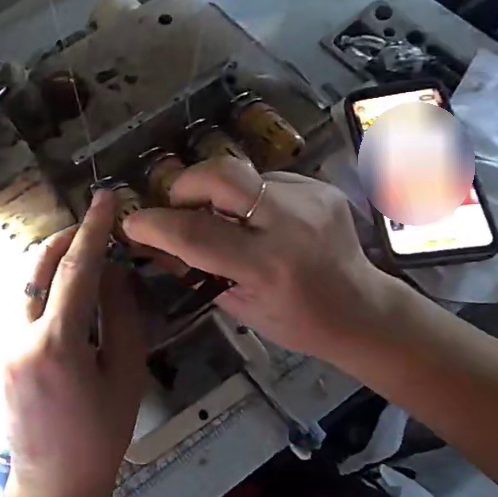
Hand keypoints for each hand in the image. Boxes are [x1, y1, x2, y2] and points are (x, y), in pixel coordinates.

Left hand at [3, 189, 151, 496]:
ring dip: (48, 262)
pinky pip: (12, 303)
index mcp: (56, 344)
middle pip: (35, 265)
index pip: (76, 269)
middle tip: (92, 231)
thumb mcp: (127, 373)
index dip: (92, 229)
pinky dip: (35, 286)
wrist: (54, 482)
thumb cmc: (101, 434)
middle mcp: (16, 337)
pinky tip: (58, 296)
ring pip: (19, 281)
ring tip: (80, 262)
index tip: (104, 198)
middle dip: (64, 239)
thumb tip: (112, 271)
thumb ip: (121, 314)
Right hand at [124, 157, 403, 361]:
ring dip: (218, 193)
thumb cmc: (299, 321)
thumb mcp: (242, 306)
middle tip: (177, 205)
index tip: (132, 223)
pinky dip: (250, 198)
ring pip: (241, 174)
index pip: (197, 234)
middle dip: (185, 184)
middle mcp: (291, 223)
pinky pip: (266, 181)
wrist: (365, 310)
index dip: (155, 225)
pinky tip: (260, 222)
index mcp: (269, 266)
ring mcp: (310, 198)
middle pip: (220, 174)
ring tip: (224, 220)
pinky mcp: (320, 187)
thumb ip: (199, 269)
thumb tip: (156, 242)